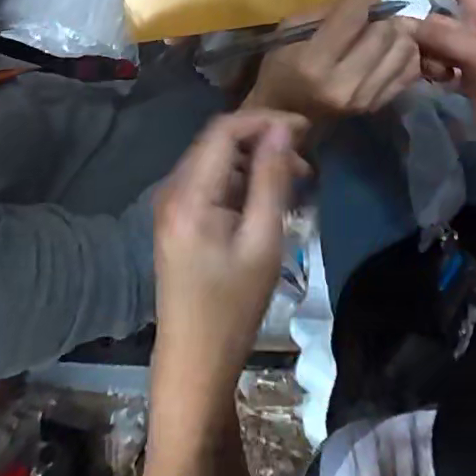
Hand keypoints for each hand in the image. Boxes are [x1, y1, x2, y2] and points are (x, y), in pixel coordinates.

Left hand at [153, 111, 310, 378]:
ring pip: (214, 160)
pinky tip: (267, 198)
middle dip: (261, 141)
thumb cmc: (233, 306)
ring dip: (252, 161)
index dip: (263, 120)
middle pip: (216, 142)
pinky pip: (208, 181)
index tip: (304, 128)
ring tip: (295, 182)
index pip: (222, 130)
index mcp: (188, 193)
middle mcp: (171, 187)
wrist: (193, 355)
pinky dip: (239, 180)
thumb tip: (282, 132)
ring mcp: (169, 200)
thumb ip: (271, 182)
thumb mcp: (262, 243)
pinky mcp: (176, 214)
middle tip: (306, 162)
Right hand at [244, 0, 420, 122]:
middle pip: (382, 33)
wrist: (286, 113)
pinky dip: (405, 52)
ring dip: (397, 32)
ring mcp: (365, 98)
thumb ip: (325, 11)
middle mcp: (344, 83)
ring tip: (384, 28)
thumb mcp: (290, 31)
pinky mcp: (379, 105)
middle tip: (375, 10)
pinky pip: (409, 70)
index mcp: (314, 62)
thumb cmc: (281, 67)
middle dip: (382, 15)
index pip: (352, 20)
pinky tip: (391, 47)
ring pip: (402, 50)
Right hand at [408, 0, 475, 174]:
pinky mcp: (465, 87)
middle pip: (439, 20)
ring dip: (419, 51)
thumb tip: (404, 23)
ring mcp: (471, 63)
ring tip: (412, 62)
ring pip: (433, 47)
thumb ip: (447, 39)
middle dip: (416, 21)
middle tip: (385, 27)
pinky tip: (419, 78)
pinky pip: (435, 70)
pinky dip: (424, 71)